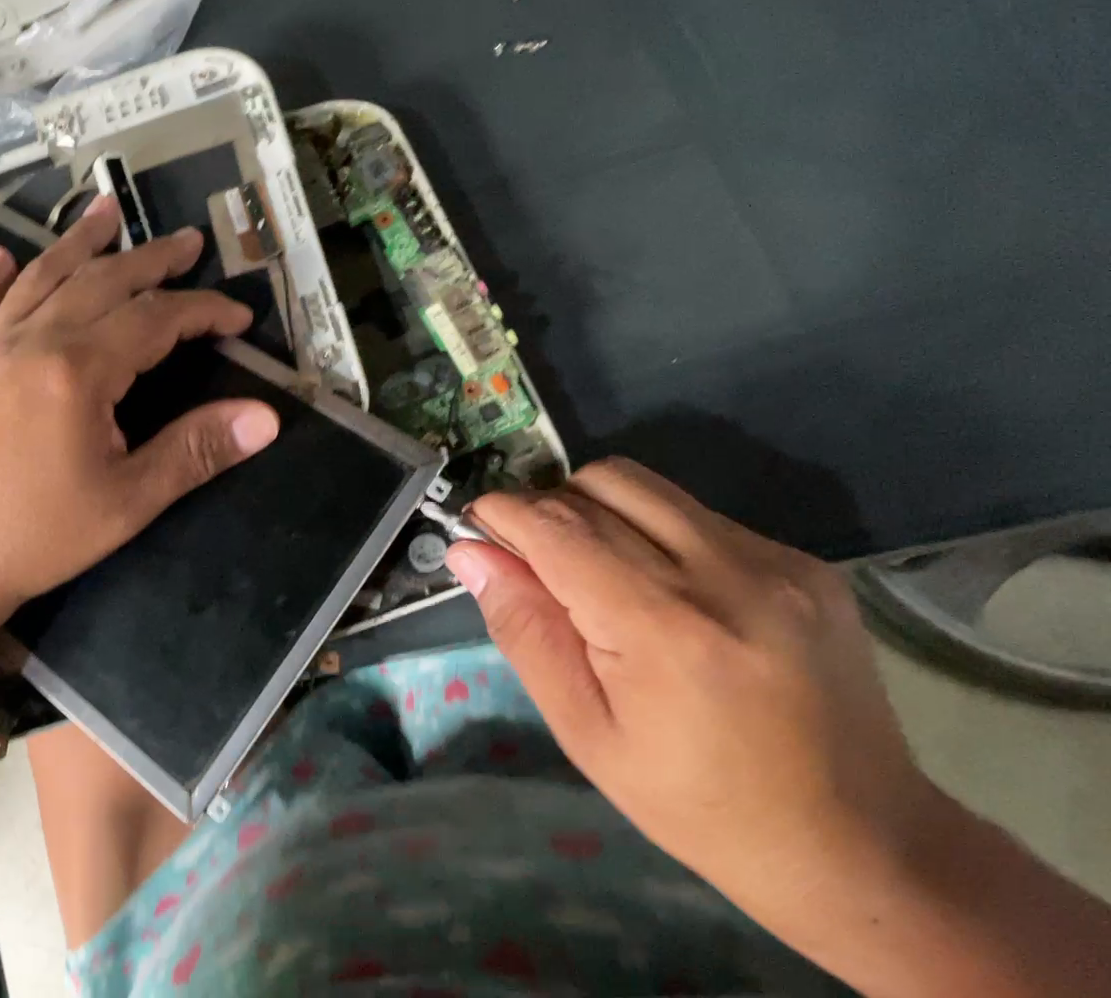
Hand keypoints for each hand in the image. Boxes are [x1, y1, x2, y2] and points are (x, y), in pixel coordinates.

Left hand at [0, 195, 279, 650]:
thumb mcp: (127, 501)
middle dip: (150, 260)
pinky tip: (0, 257)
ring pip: (41, 280)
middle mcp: (31, 342)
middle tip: (187, 243)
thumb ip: (195, 451)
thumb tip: (265, 418)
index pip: (154, 319)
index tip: (239, 316)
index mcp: (77, 369)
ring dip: (78, 244)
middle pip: (100, 282)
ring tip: (106, 212)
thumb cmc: (36, 537)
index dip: (202, 312)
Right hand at [443, 459, 946, 927]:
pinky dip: (652, 533)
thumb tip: (469, 554)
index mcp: (664, 626)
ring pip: (649, 488)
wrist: (857, 841)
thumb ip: (525, 631)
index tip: (474, 528)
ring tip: (593, 576)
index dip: (503, 514)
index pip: (557, 527)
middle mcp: (726, 573)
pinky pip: (698, 516)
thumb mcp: (585, 731)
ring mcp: (777, 562)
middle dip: (546, 507)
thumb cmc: (696, 802)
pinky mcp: (806, 564)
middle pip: (601, 484)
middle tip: (531, 562)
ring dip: (597, 512)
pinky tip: (662, 594)